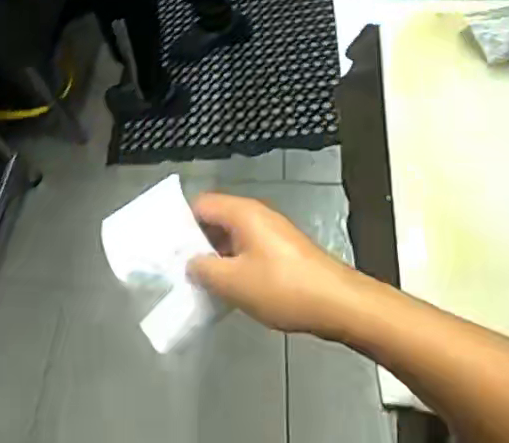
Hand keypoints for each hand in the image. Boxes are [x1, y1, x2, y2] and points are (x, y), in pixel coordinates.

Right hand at [186, 192, 367, 339]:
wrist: (339, 303)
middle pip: (216, 219)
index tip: (169, 249)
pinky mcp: (283, 250)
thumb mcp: (234, 283)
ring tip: (204, 284)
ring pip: (232, 237)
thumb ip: (204, 270)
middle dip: (198, 243)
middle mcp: (255, 214)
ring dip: (218, 257)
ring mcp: (272, 231)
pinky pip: (248, 249)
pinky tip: (232, 290)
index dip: (182, 224)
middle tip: (183, 270)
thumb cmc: (283, 287)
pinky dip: (236, 264)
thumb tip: (190, 262)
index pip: (201, 204)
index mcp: (241, 212)